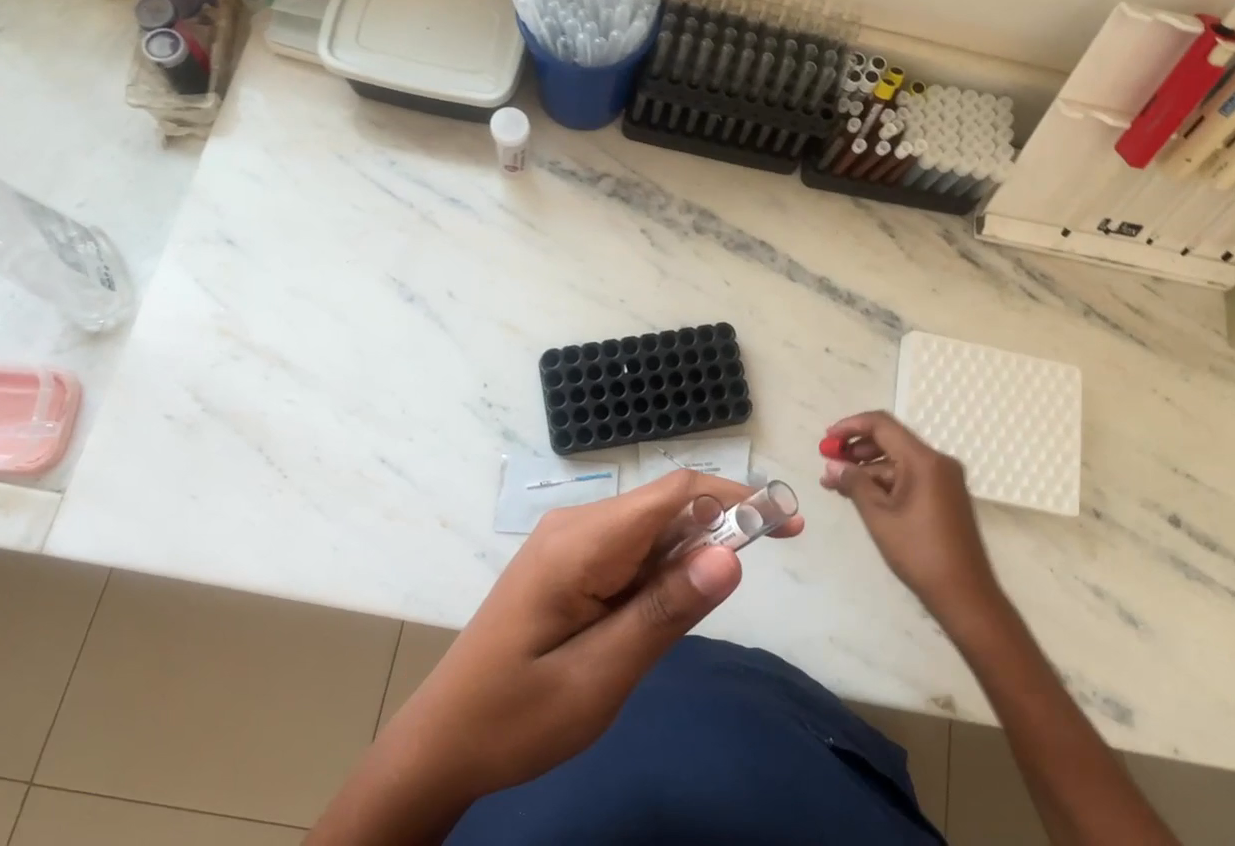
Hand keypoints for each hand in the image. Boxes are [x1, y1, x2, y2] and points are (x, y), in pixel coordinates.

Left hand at [381, 470, 803, 799]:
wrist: (444, 741)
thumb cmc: (517, 717)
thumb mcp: (600, 676)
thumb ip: (665, 612)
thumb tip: (731, 554)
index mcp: (579, 544)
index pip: (676, 492)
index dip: (739, 498)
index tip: (790, 527)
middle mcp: (574, 528)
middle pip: (666, 505)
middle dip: (721, 526)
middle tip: (763, 571)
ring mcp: (566, 544)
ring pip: (650, 529)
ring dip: (691, 554)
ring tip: (697, 611)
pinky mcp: (567, 566)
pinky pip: (629, 551)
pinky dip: (662, 571)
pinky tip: (662, 611)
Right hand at [820, 411, 998, 611]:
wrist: (963, 592)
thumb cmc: (919, 552)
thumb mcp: (878, 516)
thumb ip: (854, 484)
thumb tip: (833, 466)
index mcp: (924, 460)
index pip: (882, 425)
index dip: (850, 427)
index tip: (826, 440)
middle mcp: (938, 462)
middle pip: (891, 441)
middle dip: (855, 448)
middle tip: (827, 462)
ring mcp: (944, 480)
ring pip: (898, 462)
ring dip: (867, 469)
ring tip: (836, 484)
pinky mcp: (944, 496)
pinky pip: (909, 478)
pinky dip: (884, 482)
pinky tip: (861, 495)